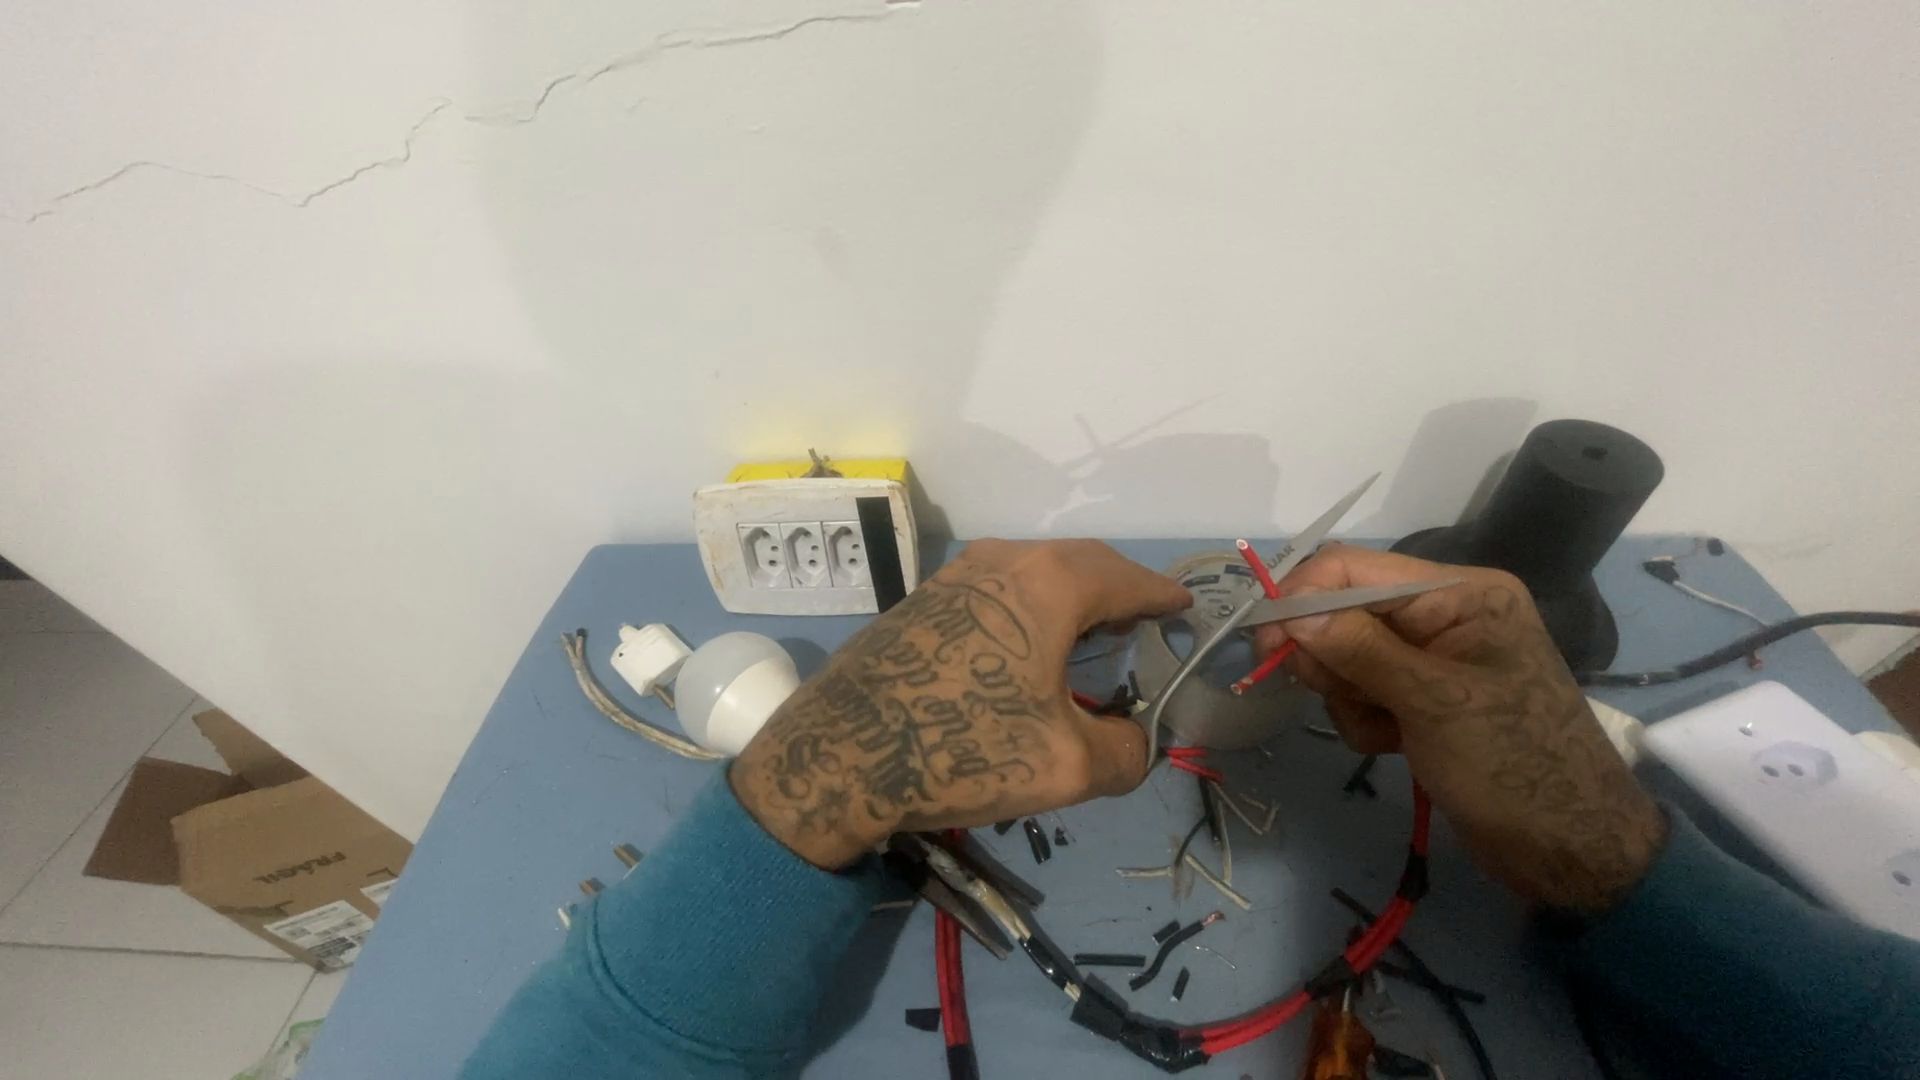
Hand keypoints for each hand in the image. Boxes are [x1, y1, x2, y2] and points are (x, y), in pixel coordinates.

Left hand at [730, 539, 1191, 869]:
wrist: (843, 749)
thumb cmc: (965, 746)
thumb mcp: (1067, 765)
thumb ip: (1125, 751)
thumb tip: (1133, 740)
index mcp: (1051, 581)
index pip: (1128, 578)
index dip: (1162, 595)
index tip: (1183, 608)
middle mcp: (1004, 560)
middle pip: (1082, 565)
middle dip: (1118, 592)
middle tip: (1141, 625)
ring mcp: (957, 573)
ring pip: (1035, 574)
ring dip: (1070, 599)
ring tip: (1089, 637)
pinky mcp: (924, 597)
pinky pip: (997, 591)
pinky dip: (1028, 609)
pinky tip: (1026, 646)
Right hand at [1257, 544, 1667, 912]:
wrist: (1567, 851)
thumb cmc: (1514, 767)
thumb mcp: (1434, 702)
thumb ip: (1359, 650)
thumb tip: (1290, 614)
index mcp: (1459, 594)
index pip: (1352, 569)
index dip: (1301, 596)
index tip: (1265, 642)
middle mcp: (1439, 613)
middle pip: (1339, 609)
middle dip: (1327, 655)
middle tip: (1334, 693)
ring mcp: (1425, 655)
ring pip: (1339, 651)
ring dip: (1346, 694)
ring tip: (1385, 729)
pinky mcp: (1413, 692)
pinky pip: (1355, 687)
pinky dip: (1361, 717)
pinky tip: (1394, 743)